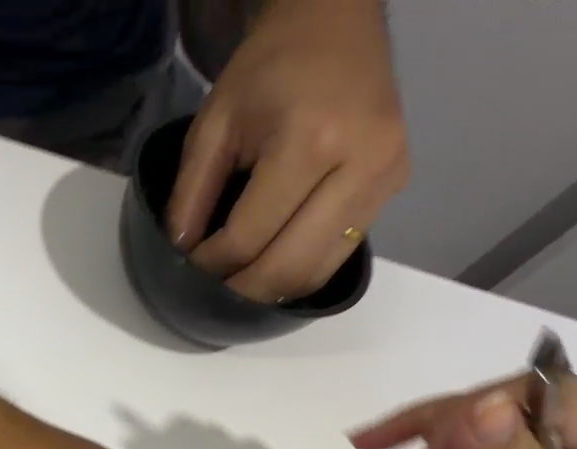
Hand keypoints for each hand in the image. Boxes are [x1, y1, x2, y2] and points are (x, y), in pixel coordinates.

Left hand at [167, 0, 407, 302]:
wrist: (334, 25)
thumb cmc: (268, 71)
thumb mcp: (213, 126)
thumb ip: (190, 196)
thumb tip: (180, 255)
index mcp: (310, 143)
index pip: (249, 238)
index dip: (210, 266)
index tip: (185, 270)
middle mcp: (361, 166)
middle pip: (289, 267)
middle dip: (241, 291)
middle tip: (208, 295)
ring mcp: (387, 179)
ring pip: (318, 271)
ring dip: (271, 291)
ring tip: (236, 286)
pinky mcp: (396, 187)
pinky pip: (340, 253)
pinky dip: (300, 271)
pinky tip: (270, 267)